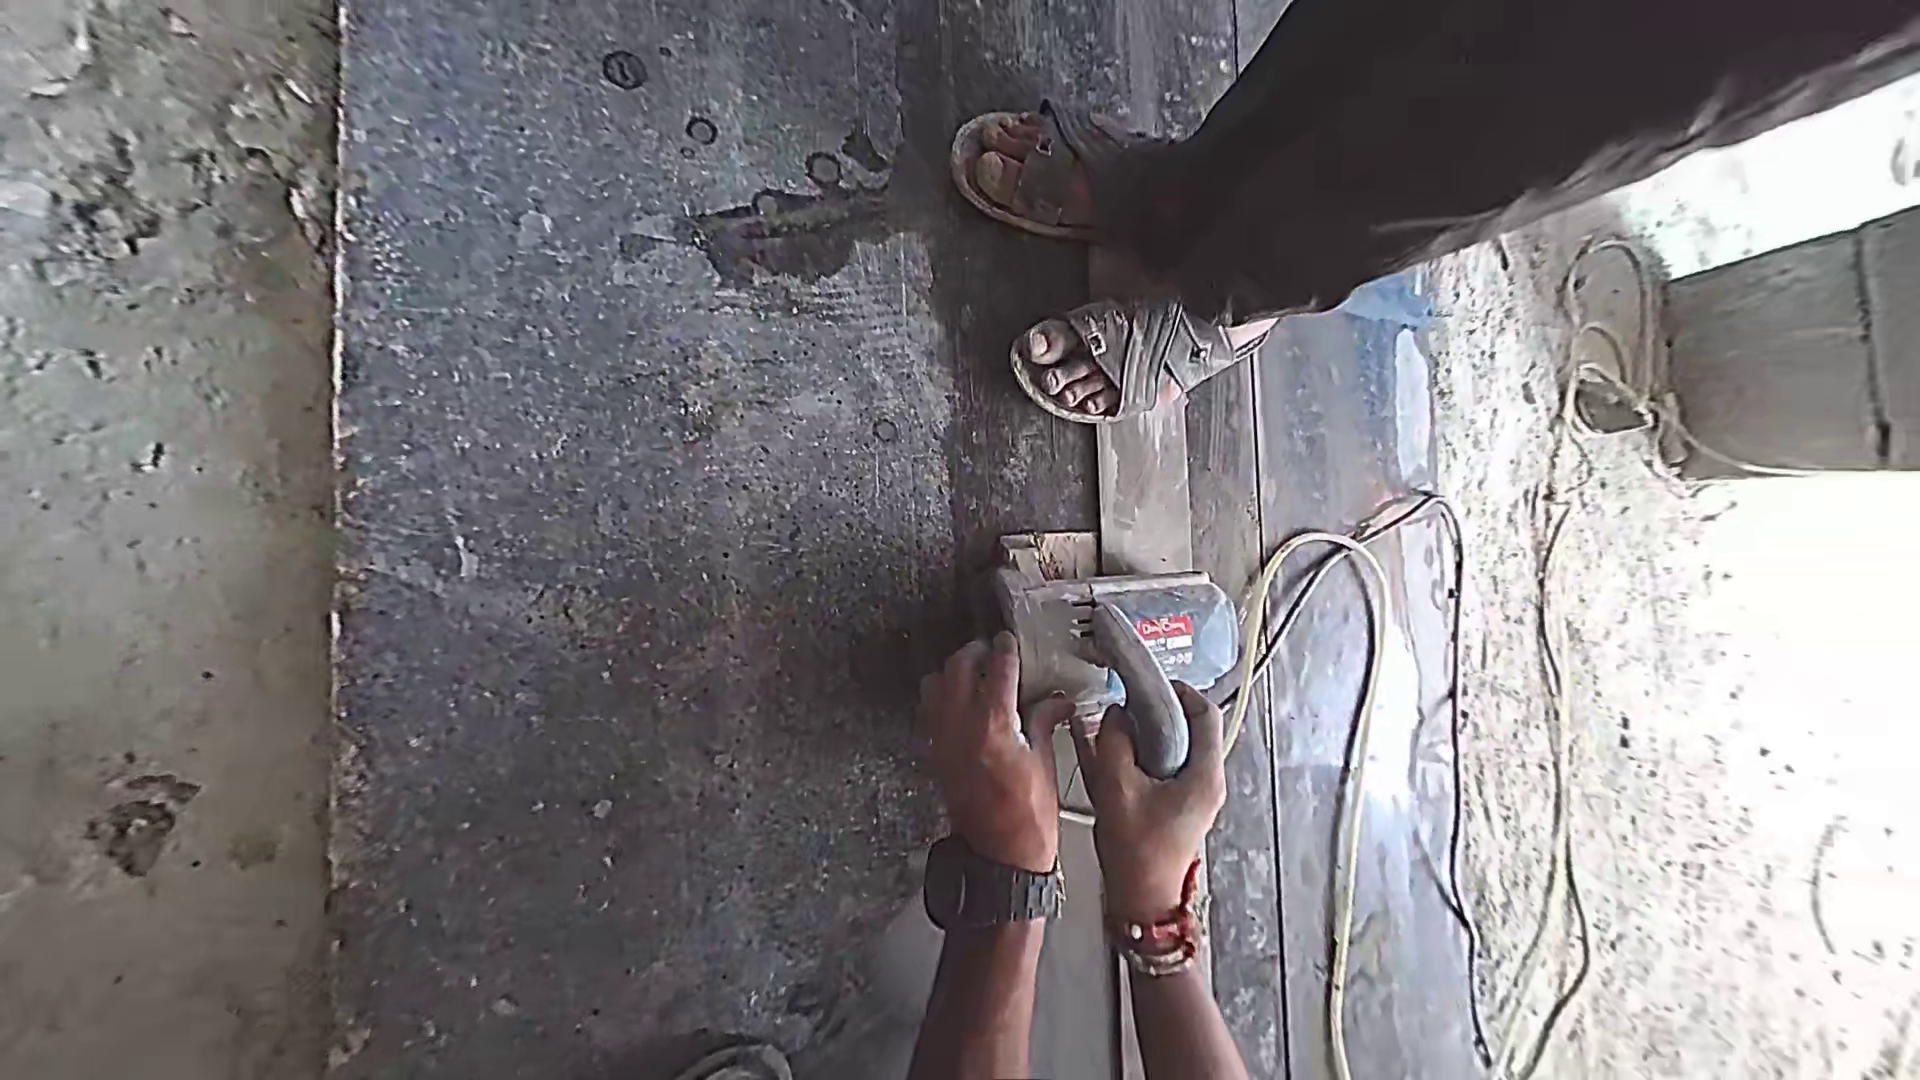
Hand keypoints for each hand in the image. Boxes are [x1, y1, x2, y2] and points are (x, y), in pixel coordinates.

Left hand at [920, 632, 1075, 873]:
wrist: (999, 858)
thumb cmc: (1028, 816)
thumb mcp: (1043, 763)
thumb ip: (1044, 722)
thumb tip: (1059, 701)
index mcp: (994, 725)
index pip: (998, 668)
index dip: (1005, 648)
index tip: (1009, 641)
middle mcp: (961, 725)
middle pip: (959, 666)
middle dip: (976, 652)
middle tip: (992, 652)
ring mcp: (942, 738)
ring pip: (935, 683)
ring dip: (953, 672)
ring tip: (974, 674)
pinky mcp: (933, 752)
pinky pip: (927, 709)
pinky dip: (940, 696)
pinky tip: (959, 703)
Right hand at [1069, 682, 1225, 921]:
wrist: (1141, 899)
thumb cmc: (1136, 849)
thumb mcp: (1116, 786)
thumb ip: (1114, 741)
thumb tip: (1115, 714)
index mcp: (1204, 775)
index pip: (1205, 714)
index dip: (1179, 690)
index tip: (1148, 684)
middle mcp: (1206, 780)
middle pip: (1190, 726)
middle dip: (1158, 709)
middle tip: (1127, 703)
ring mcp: (1194, 792)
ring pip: (1175, 743)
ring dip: (1147, 729)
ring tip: (1117, 724)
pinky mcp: (1178, 801)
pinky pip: (1164, 762)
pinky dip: (1143, 749)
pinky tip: (1114, 749)